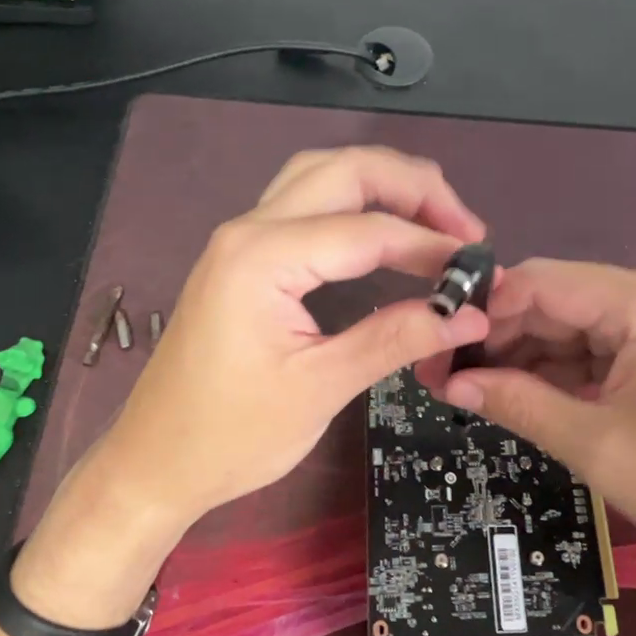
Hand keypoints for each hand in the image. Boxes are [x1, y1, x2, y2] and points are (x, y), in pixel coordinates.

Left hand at [14, 148, 488, 624]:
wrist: (155, 463)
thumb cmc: (231, 435)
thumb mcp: (321, 388)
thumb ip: (396, 339)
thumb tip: (471, 317)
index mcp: (263, 256)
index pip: (368, 230)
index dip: (432, 245)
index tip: (481, 269)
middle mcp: (249, 230)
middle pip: (343, 171)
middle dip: (412, 187)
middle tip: (465, 226)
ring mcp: (241, 241)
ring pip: (320, 179)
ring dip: (382, 187)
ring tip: (436, 221)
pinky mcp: (242, 260)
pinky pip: (304, 208)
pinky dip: (353, 209)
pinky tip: (384, 237)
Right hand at [421, 259, 635, 566]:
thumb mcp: (594, 445)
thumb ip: (517, 404)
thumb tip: (448, 384)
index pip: (539, 283)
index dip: (482, 312)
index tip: (437, 348)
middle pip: (552, 301)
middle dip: (497, 337)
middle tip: (442, 377)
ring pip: (567, 326)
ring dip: (520, 357)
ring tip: (465, 391)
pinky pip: (592, 349)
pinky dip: (554, 372)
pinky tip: (513, 395)